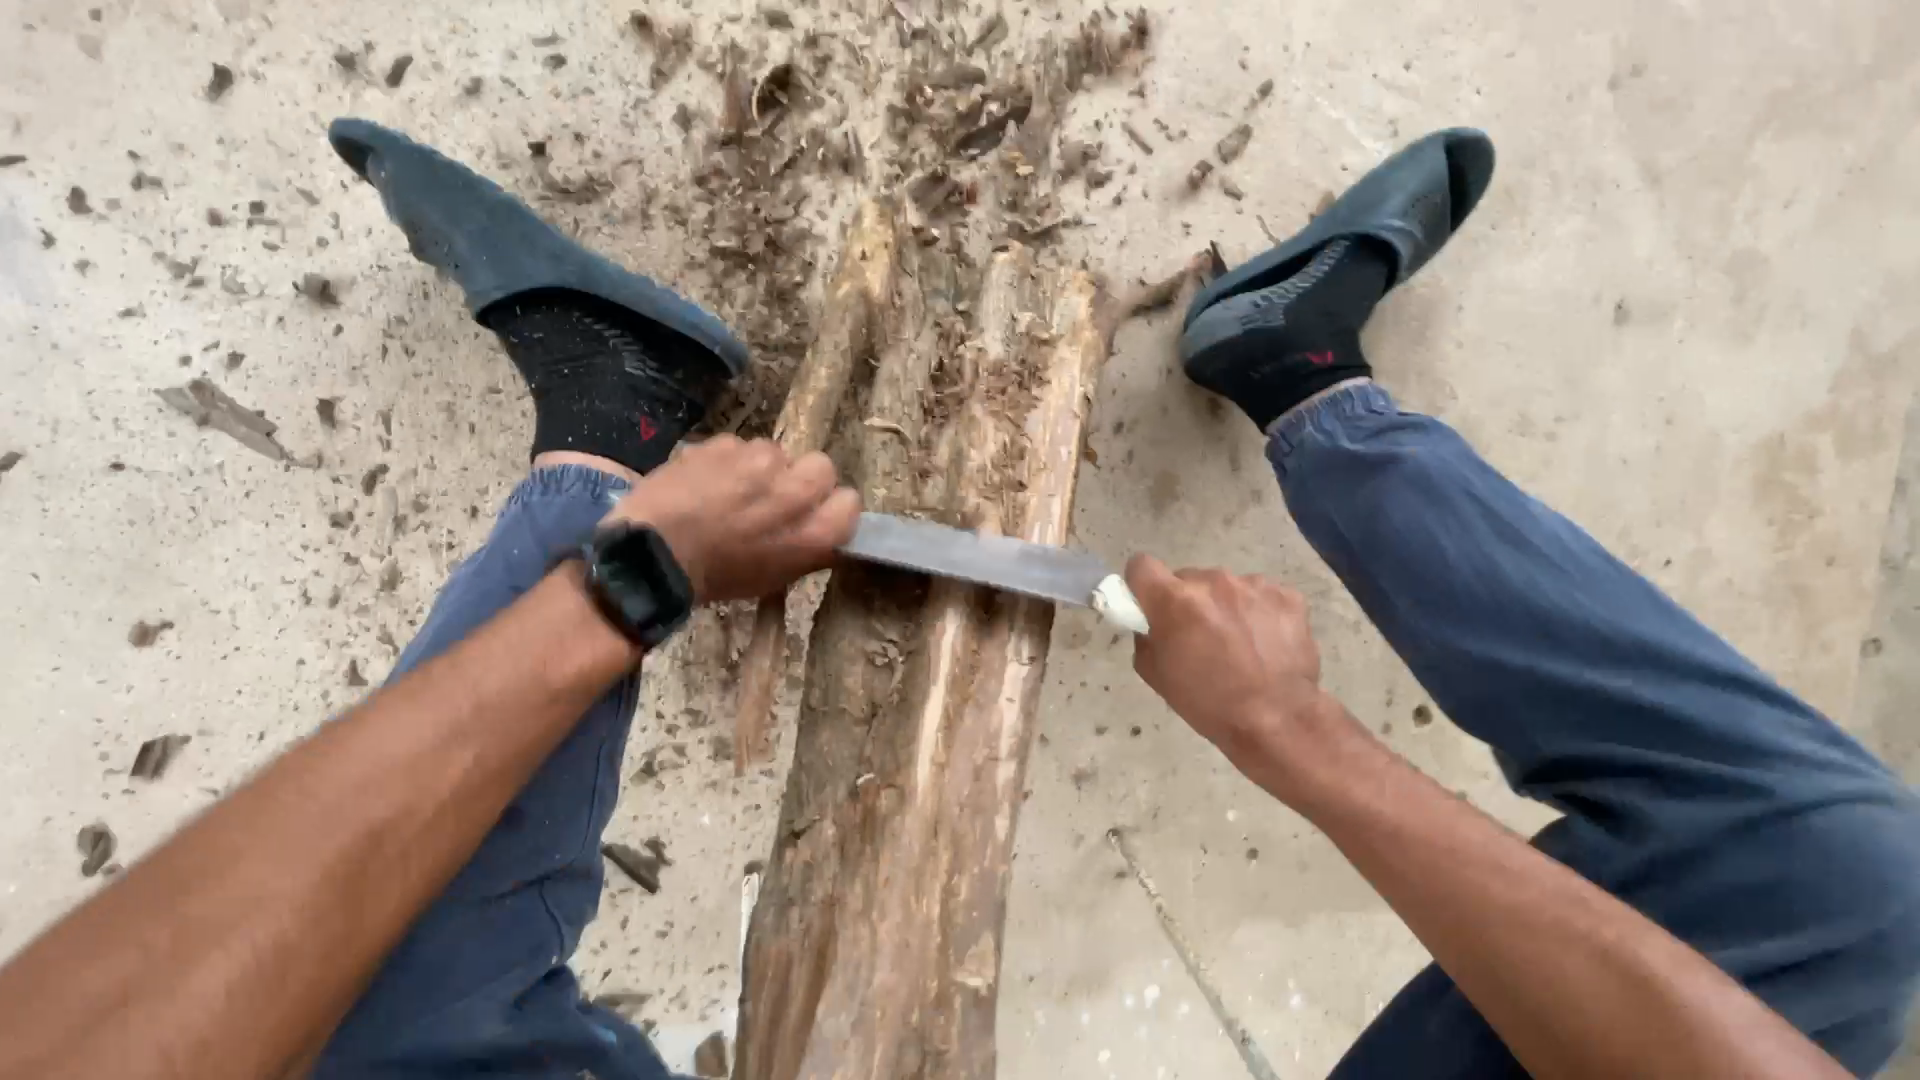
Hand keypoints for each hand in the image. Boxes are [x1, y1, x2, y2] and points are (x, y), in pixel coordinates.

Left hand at [605, 436, 860, 603]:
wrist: (652, 555)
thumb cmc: (716, 577)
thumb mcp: (773, 579)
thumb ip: (809, 550)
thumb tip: (825, 529)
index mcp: (814, 532)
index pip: (849, 501)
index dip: (830, 507)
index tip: (811, 515)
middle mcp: (796, 491)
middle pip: (822, 467)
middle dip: (802, 478)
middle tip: (774, 497)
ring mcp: (759, 462)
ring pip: (776, 453)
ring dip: (761, 468)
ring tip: (730, 490)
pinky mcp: (725, 444)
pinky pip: (738, 446)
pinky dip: (727, 461)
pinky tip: (705, 482)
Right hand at [1126, 555, 1350, 780]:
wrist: (1278, 719)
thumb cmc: (1208, 703)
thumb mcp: (1155, 675)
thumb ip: (1146, 637)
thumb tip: (1153, 623)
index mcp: (1174, 600)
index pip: (1141, 565)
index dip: (1142, 584)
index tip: (1150, 604)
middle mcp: (1212, 581)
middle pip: (1187, 579)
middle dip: (1189, 602)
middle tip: (1200, 636)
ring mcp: (1253, 585)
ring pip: (1226, 587)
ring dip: (1225, 606)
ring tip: (1240, 643)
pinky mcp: (1286, 595)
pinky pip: (1261, 595)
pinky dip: (1259, 613)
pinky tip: (1266, 643)